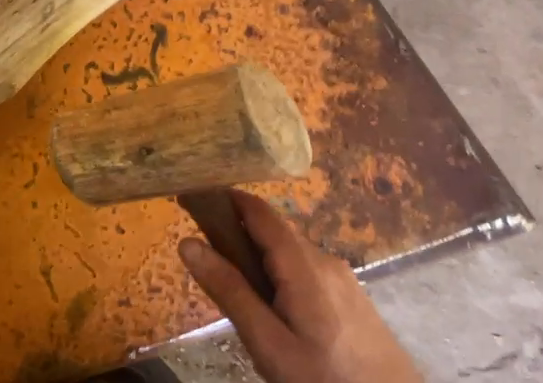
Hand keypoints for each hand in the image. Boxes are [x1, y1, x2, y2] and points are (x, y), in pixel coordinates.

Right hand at [180, 191, 422, 382]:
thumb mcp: (269, 344)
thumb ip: (229, 291)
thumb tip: (187, 241)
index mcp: (304, 265)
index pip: (258, 210)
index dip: (221, 198)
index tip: (188, 201)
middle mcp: (326, 262)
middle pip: (272, 231)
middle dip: (236, 237)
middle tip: (211, 272)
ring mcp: (346, 283)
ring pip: (289, 254)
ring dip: (259, 261)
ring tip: (244, 303)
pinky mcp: (355, 303)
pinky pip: (307, 274)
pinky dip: (281, 278)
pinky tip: (278, 317)